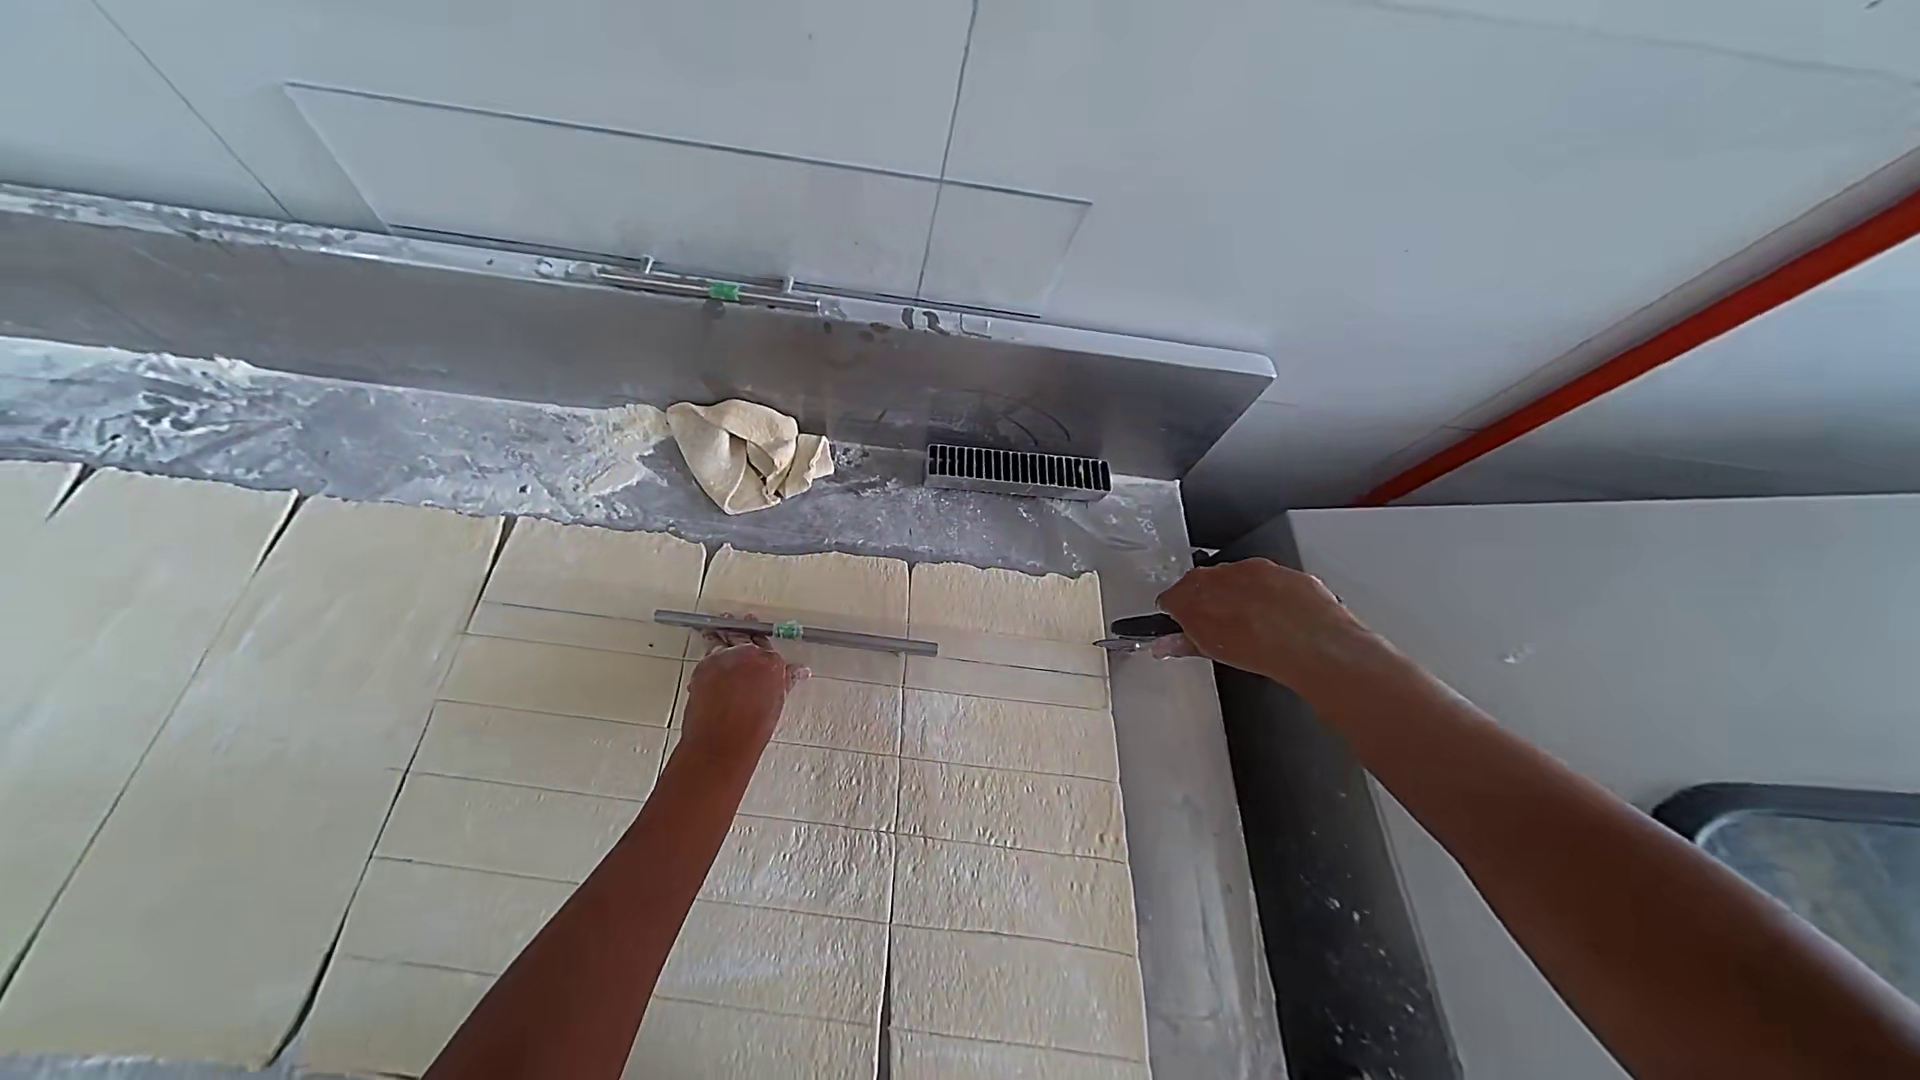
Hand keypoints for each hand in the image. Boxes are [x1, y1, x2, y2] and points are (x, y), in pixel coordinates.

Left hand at [680, 618, 807, 762]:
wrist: (724, 738)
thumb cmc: (754, 725)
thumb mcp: (777, 700)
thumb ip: (786, 680)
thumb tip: (800, 671)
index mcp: (770, 661)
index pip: (765, 643)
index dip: (760, 639)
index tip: (757, 634)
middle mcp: (748, 654)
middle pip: (743, 635)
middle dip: (741, 627)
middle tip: (739, 618)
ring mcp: (724, 658)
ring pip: (722, 639)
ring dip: (720, 632)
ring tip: (716, 625)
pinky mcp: (704, 666)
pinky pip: (708, 654)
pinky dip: (708, 650)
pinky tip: (706, 646)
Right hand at [1153, 558, 1383, 687]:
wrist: (1312, 646)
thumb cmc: (1261, 649)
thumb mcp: (1211, 652)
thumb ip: (1182, 643)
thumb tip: (1167, 644)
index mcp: (1194, 591)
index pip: (1171, 597)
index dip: (1175, 613)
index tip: (1182, 623)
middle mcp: (1220, 573)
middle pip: (1202, 583)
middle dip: (1207, 601)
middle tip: (1217, 627)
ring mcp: (1253, 569)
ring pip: (1236, 579)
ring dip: (1239, 596)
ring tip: (1251, 625)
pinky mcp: (1282, 570)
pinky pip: (1270, 580)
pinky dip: (1269, 595)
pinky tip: (1276, 619)